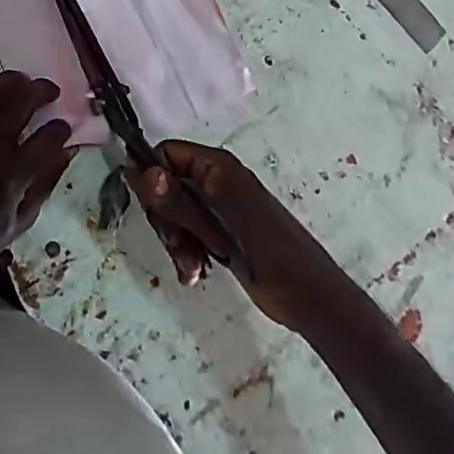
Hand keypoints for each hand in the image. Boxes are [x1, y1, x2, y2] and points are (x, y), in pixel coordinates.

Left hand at [0, 72, 74, 284]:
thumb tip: (69, 151)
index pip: (48, 138)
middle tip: (49, 90)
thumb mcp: (24, 219)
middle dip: (40, 91)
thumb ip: (47, 181)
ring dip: (7, 80)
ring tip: (21, 79)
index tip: (65, 126)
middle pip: (18, 103)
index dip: (62, 128)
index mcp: (13, 175)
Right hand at [129, 141, 359, 331]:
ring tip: (191, 266)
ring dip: (175, 240)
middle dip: (165, 218)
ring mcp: (218, 206)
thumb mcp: (219, 229)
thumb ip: (177, 201)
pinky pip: (188, 232)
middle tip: (176, 243)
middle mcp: (216, 180)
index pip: (166, 153)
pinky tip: (195, 272)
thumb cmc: (272, 257)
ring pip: (174, 212)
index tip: (152, 209)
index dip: (152, 178)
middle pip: (166, 185)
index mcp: (218, 168)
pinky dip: (186, 251)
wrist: (313, 300)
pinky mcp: (221, 231)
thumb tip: (140, 173)